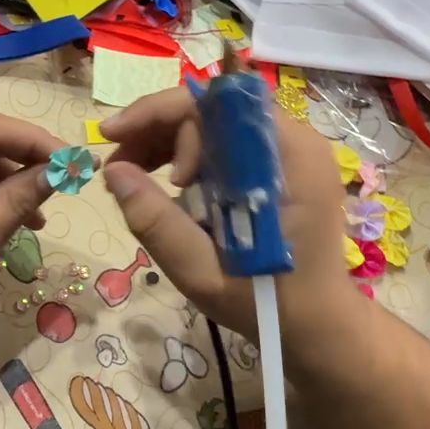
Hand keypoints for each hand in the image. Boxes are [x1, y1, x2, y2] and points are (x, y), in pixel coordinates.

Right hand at [98, 87, 358, 341]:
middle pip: (209, 108)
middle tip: (115, 164)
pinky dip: (178, 155)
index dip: (160, 111)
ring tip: (126, 173)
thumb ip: (157, 221)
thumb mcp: (203, 270)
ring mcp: (280, 153)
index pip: (217, 104)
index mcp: (289, 157)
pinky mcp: (267, 166)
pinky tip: (154, 180)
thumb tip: (113, 170)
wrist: (316, 324)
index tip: (115, 136)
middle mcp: (291, 142)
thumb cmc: (268, 301)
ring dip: (161, 141)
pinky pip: (215, 142)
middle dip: (154, 128)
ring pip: (207, 122)